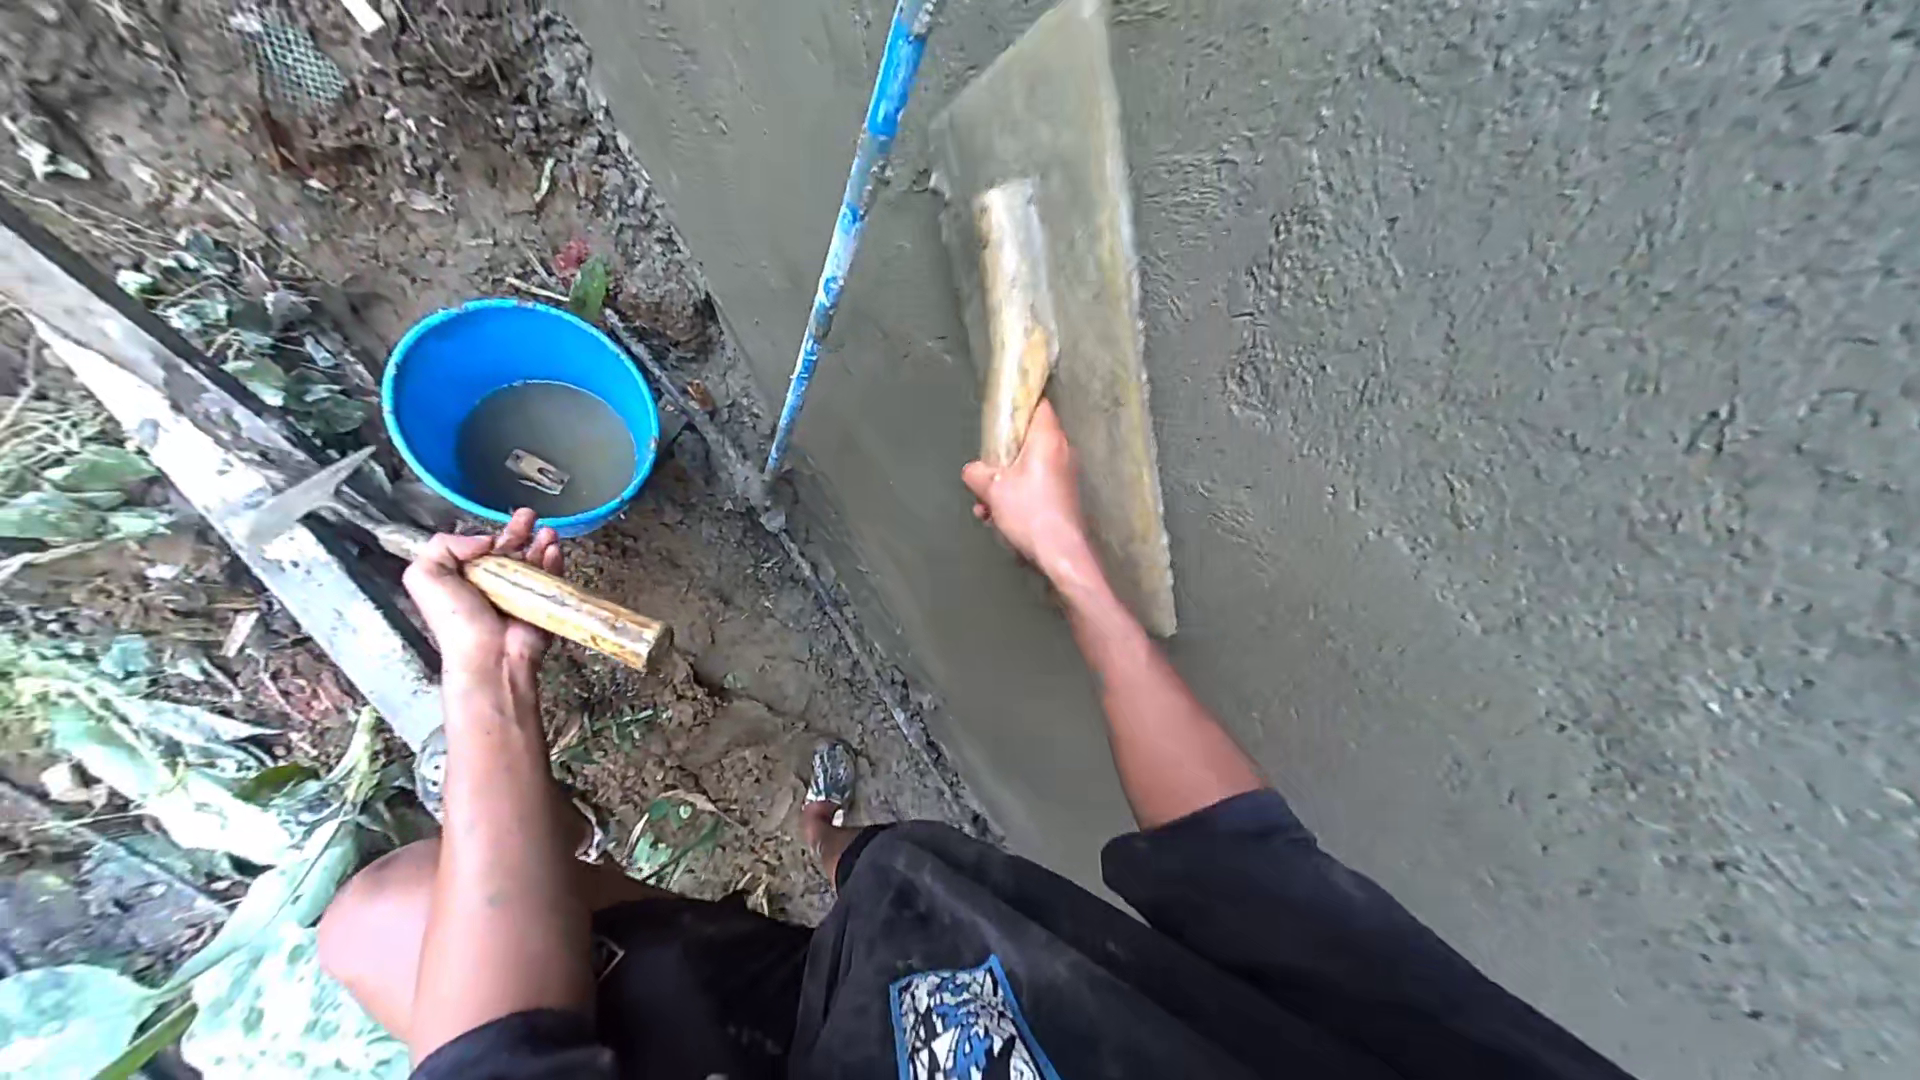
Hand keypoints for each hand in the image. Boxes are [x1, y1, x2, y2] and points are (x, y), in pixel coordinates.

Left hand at [402, 508, 562, 683]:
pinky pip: (552, 576)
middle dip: (520, 530)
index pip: (480, 548)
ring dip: (542, 543)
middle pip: (510, 549)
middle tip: (530, 514)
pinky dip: (555, 561)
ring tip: (549, 531)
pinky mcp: (544, 601)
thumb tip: (485, 539)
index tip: (499, 526)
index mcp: (464, 577)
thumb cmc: (456, 620)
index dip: (491, 534)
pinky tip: (555, 550)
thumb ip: (443, 546)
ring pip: (534, 560)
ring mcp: (520, 592)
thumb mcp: (425, 576)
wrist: (491, 653)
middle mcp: (492, 582)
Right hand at [961, 400, 1096, 585]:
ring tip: (986, 507)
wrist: (1061, 553)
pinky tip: (998, 519)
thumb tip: (973, 470)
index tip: (1000, 414)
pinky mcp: (1064, 496)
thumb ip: (976, 472)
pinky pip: (1035, 486)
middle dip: (1003, 456)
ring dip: (1005, 483)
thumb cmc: (1029, 512)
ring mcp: (1065, 475)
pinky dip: (1017, 497)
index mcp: (1048, 439)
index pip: (1039, 404)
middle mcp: (1062, 451)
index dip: (1019, 404)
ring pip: (1028, 467)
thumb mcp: (992, 489)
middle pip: (1028, 439)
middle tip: (985, 471)